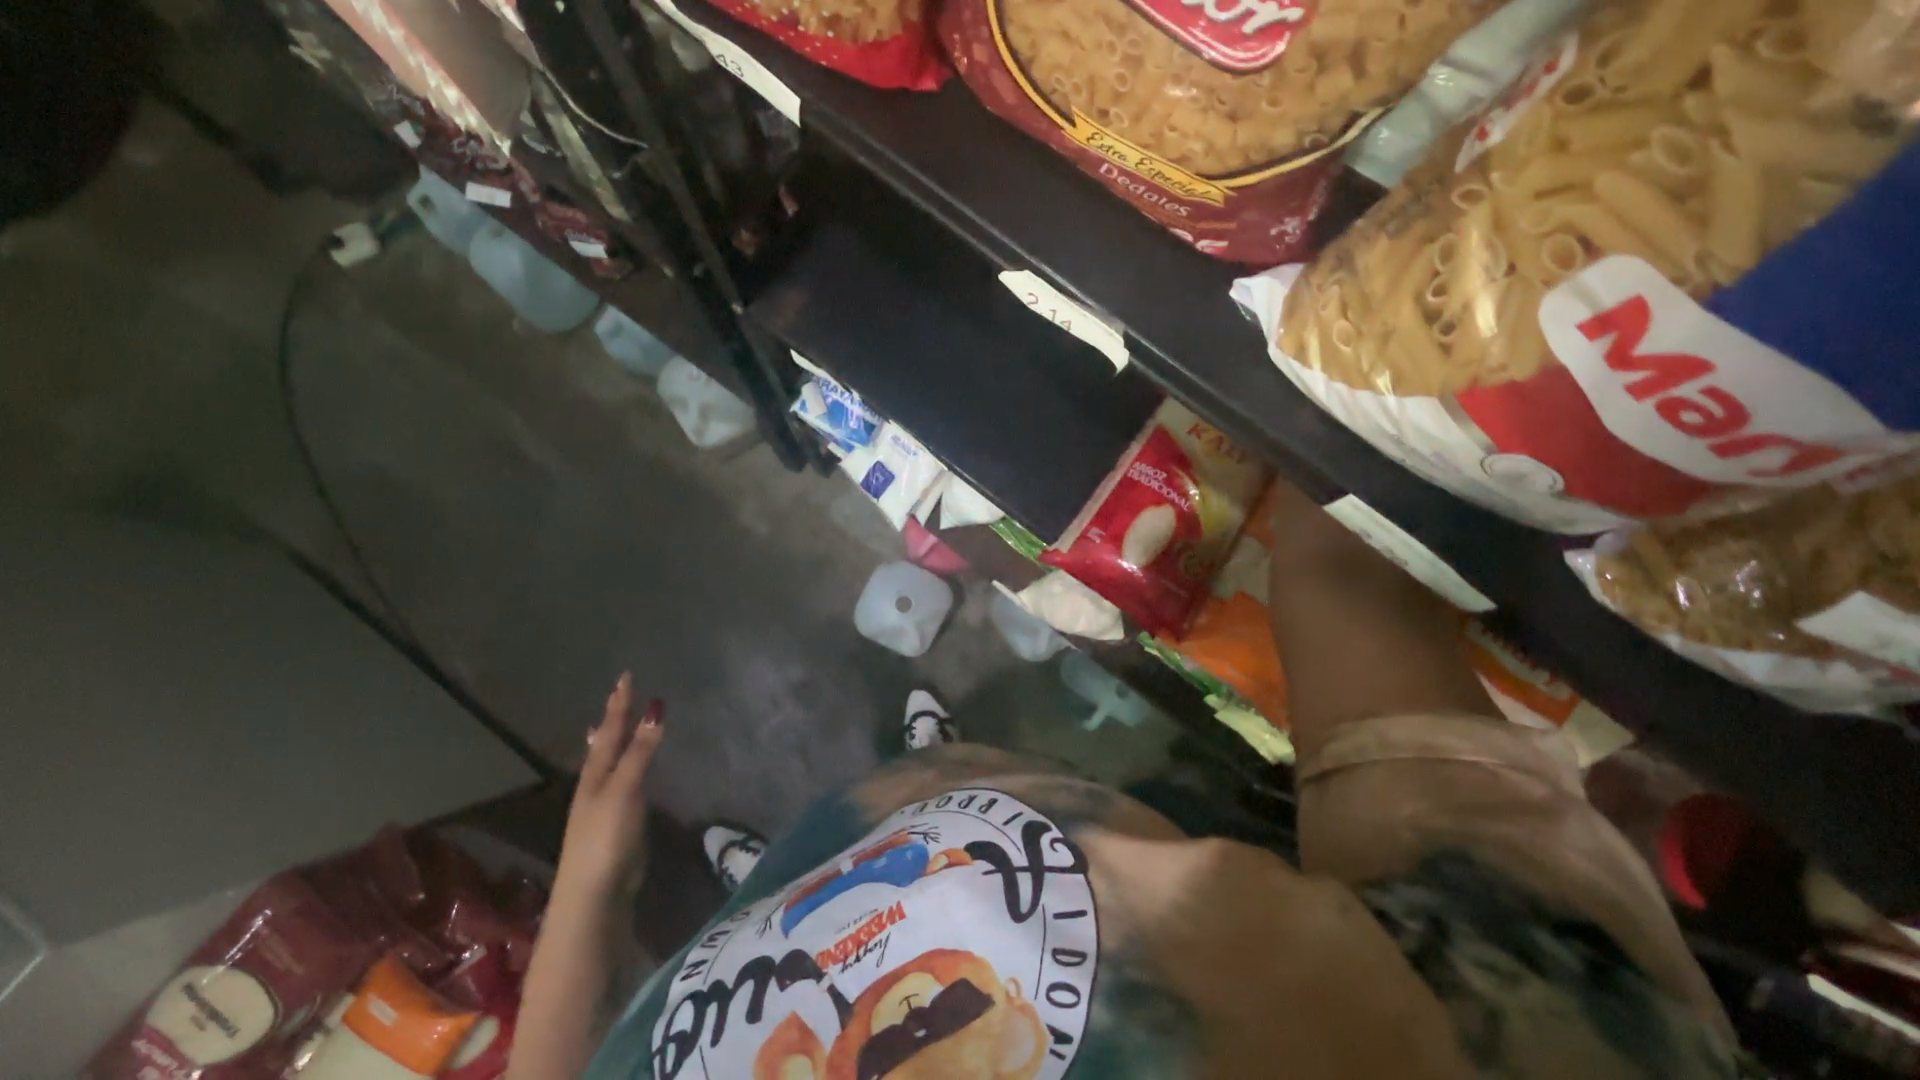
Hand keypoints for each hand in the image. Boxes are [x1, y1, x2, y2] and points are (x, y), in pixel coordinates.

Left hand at [555, 672, 663, 899]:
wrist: (594, 894)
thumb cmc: (606, 838)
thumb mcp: (625, 791)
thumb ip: (640, 754)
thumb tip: (656, 711)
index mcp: (596, 774)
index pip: (610, 730)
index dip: (620, 704)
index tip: (626, 676)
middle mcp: (596, 786)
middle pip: (605, 746)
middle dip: (614, 720)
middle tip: (621, 695)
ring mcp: (604, 807)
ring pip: (610, 765)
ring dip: (614, 744)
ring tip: (613, 728)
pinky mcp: (616, 826)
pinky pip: (620, 784)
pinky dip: (623, 768)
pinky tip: (626, 774)